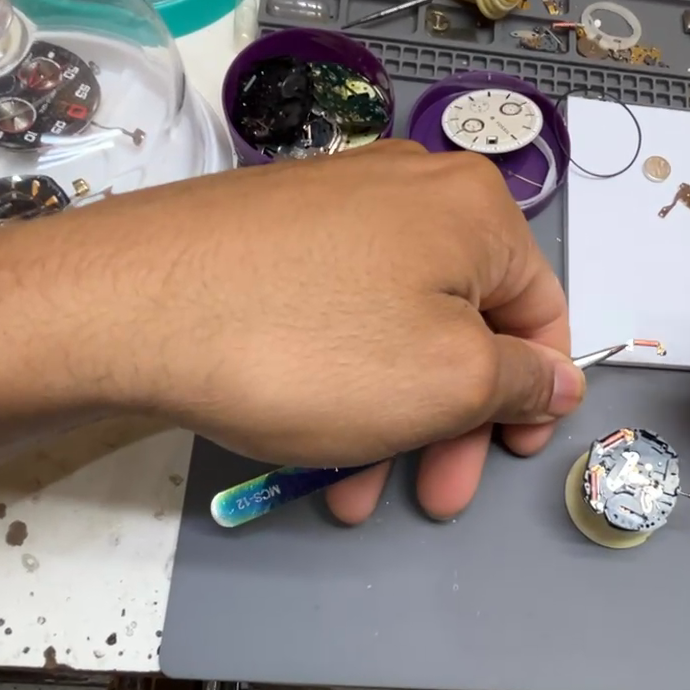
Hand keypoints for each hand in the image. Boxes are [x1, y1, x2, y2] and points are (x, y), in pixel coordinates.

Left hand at [0, 140, 581, 522]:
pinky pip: (341, 317)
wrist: (127, 308)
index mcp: (476, 212)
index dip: (536, 393)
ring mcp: (338, 211)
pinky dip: (346, 383)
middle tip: (435, 494)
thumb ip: (523, 382)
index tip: (507, 455)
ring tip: (357, 489)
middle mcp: (413, 194)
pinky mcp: (278, 235)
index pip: (541, 311)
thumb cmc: (317, 348)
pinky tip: (318, 444)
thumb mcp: (450, 381)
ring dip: (393, 420)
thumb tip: (562, 381)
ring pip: (397, 332)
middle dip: (454, 424)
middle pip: (464, 328)